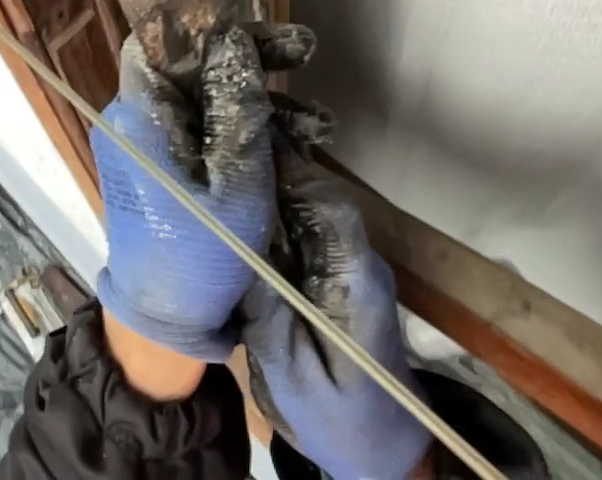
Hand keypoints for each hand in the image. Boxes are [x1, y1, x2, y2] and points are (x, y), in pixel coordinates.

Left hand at [91, 23, 312, 361]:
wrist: (167, 323)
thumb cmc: (200, 257)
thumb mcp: (235, 184)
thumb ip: (236, 108)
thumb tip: (233, 39)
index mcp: (138, 117)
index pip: (158, 41)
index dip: (203, 24)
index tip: (254, 23)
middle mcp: (136, 120)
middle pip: (191, 66)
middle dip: (251, 60)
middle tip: (305, 49)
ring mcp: (151, 142)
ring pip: (206, 99)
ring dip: (261, 102)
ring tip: (320, 122)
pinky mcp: (167, 164)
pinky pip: (205, 130)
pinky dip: (247, 132)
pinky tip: (300, 142)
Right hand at [242, 151, 431, 479]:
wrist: (386, 454)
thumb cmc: (341, 421)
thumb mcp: (294, 377)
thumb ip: (266, 313)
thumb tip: (233, 248)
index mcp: (356, 283)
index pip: (330, 205)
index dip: (288, 172)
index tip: (242, 152)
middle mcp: (359, 262)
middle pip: (317, 198)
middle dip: (270, 172)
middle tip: (215, 155)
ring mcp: (350, 267)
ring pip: (310, 210)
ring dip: (269, 189)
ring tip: (218, 172)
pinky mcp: (336, 276)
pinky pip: (304, 233)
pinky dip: (272, 216)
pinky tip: (236, 212)